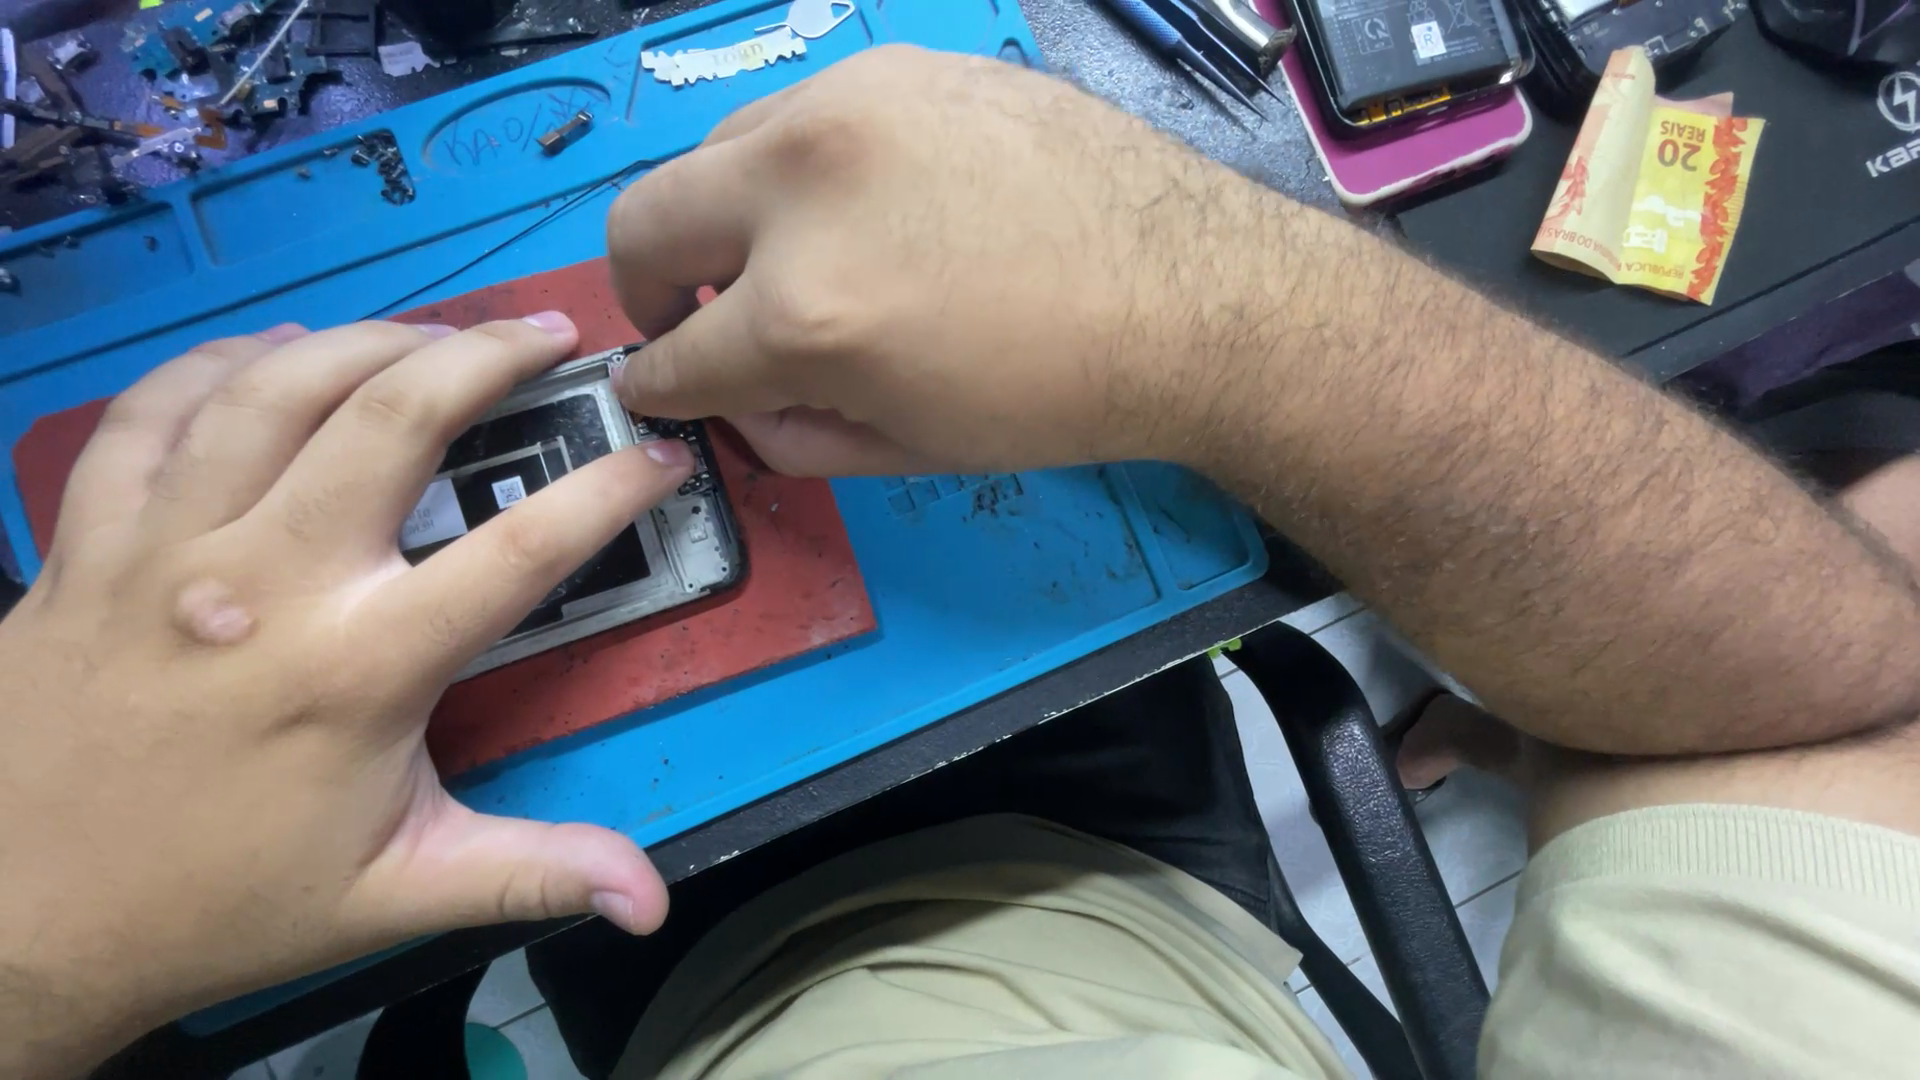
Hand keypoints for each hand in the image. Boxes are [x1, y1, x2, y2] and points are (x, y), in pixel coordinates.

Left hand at [0, 316, 686, 1076]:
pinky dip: (234, 361)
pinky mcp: (87, 540)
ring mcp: (164, 549)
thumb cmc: (226, 901)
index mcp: (360, 666)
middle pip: (392, 420)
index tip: (664, 456)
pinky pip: (161, 409)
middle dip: (487, 358)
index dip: (612, 490)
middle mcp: (266, 581)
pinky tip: (293, 351)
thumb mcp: (404, 892)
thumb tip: (655, 902)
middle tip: (552, 333)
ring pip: (277, 389)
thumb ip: (540, 877)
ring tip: (445, 329)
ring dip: (377, 339)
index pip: (524, 549)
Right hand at [607, 46, 1295, 474]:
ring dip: (723, 222)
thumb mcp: (910, 451)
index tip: (657, 385)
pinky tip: (858, 211)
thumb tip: (739, 407)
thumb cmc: (1051, 400)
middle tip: (688, 319)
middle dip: (645, 287)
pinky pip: (798, 117)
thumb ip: (796, 436)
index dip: (658, 385)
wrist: (1186, 300)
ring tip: (786, 264)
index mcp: (808, 313)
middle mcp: (802, 189)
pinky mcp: (901, 66)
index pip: (676, 356)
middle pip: (643, 222)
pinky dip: (796, 176)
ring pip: (716, 153)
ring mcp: (851, 104)